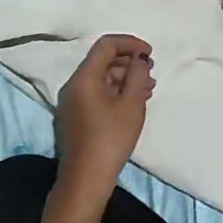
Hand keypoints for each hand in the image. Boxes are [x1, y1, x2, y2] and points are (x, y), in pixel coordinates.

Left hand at [52, 34, 154, 204]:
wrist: (86, 179)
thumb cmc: (111, 139)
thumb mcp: (131, 104)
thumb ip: (137, 75)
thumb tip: (138, 59)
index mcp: (83, 78)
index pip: (106, 45)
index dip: (130, 43)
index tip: (150, 53)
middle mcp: (72, 85)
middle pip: (102, 61)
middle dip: (128, 62)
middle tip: (151, 72)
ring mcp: (71, 102)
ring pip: (100, 78)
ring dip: (124, 78)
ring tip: (147, 89)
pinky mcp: (74, 116)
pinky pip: (96, 93)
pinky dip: (115, 92)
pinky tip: (132, 102)